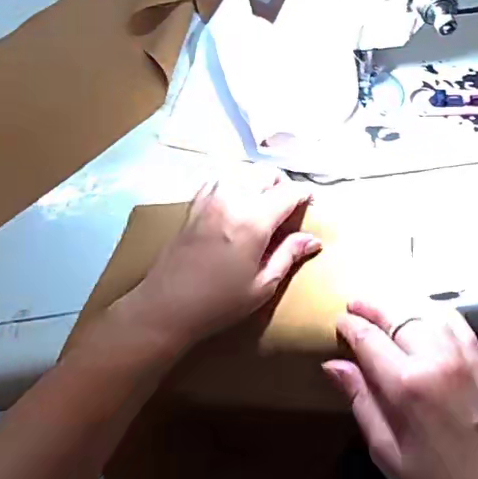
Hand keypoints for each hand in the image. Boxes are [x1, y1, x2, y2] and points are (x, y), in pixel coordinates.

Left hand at [113, 168, 319, 359]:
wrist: (165, 307)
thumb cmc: (219, 303)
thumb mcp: (262, 285)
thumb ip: (288, 255)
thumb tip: (312, 238)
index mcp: (253, 220)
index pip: (289, 192)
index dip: (305, 195)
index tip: (311, 204)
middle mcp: (232, 199)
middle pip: (266, 173)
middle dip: (282, 184)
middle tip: (288, 207)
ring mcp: (209, 198)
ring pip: (243, 171)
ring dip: (258, 181)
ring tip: (264, 203)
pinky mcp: (194, 204)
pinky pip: (220, 179)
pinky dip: (235, 182)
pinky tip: (237, 201)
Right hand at [322, 301, 477, 478]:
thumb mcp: (386, 452)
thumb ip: (361, 401)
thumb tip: (333, 365)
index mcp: (406, 384)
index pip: (368, 338)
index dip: (349, 326)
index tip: (337, 323)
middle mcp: (433, 358)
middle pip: (395, 315)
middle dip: (371, 308)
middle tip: (354, 307)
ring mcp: (460, 353)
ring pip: (422, 311)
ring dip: (399, 307)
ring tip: (382, 310)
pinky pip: (450, 319)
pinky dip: (430, 312)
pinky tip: (419, 316)